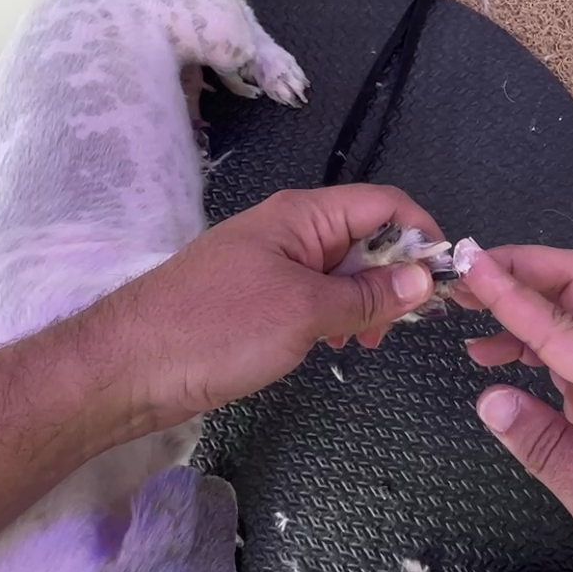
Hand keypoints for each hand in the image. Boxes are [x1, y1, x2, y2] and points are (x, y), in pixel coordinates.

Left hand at [97, 185, 442, 422]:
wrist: (124, 368)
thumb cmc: (217, 328)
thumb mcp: (303, 311)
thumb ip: (368, 295)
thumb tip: (425, 277)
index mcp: (303, 215)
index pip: (383, 203)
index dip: (423, 231)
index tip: (448, 277)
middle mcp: (291, 230)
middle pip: (366, 235)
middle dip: (397, 272)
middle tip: (409, 323)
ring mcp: (271, 264)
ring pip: (342, 269)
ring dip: (368, 298)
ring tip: (371, 341)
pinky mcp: (257, 297)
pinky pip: (314, 294)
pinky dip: (337, 314)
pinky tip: (337, 344)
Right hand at [454, 244, 572, 571]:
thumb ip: (548, 448)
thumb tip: (488, 398)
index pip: (564, 323)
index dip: (509, 292)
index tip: (466, 262)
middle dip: (524, 269)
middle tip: (466, 276)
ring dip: (525, 302)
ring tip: (468, 313)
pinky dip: (533, 343)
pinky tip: (499, 356)